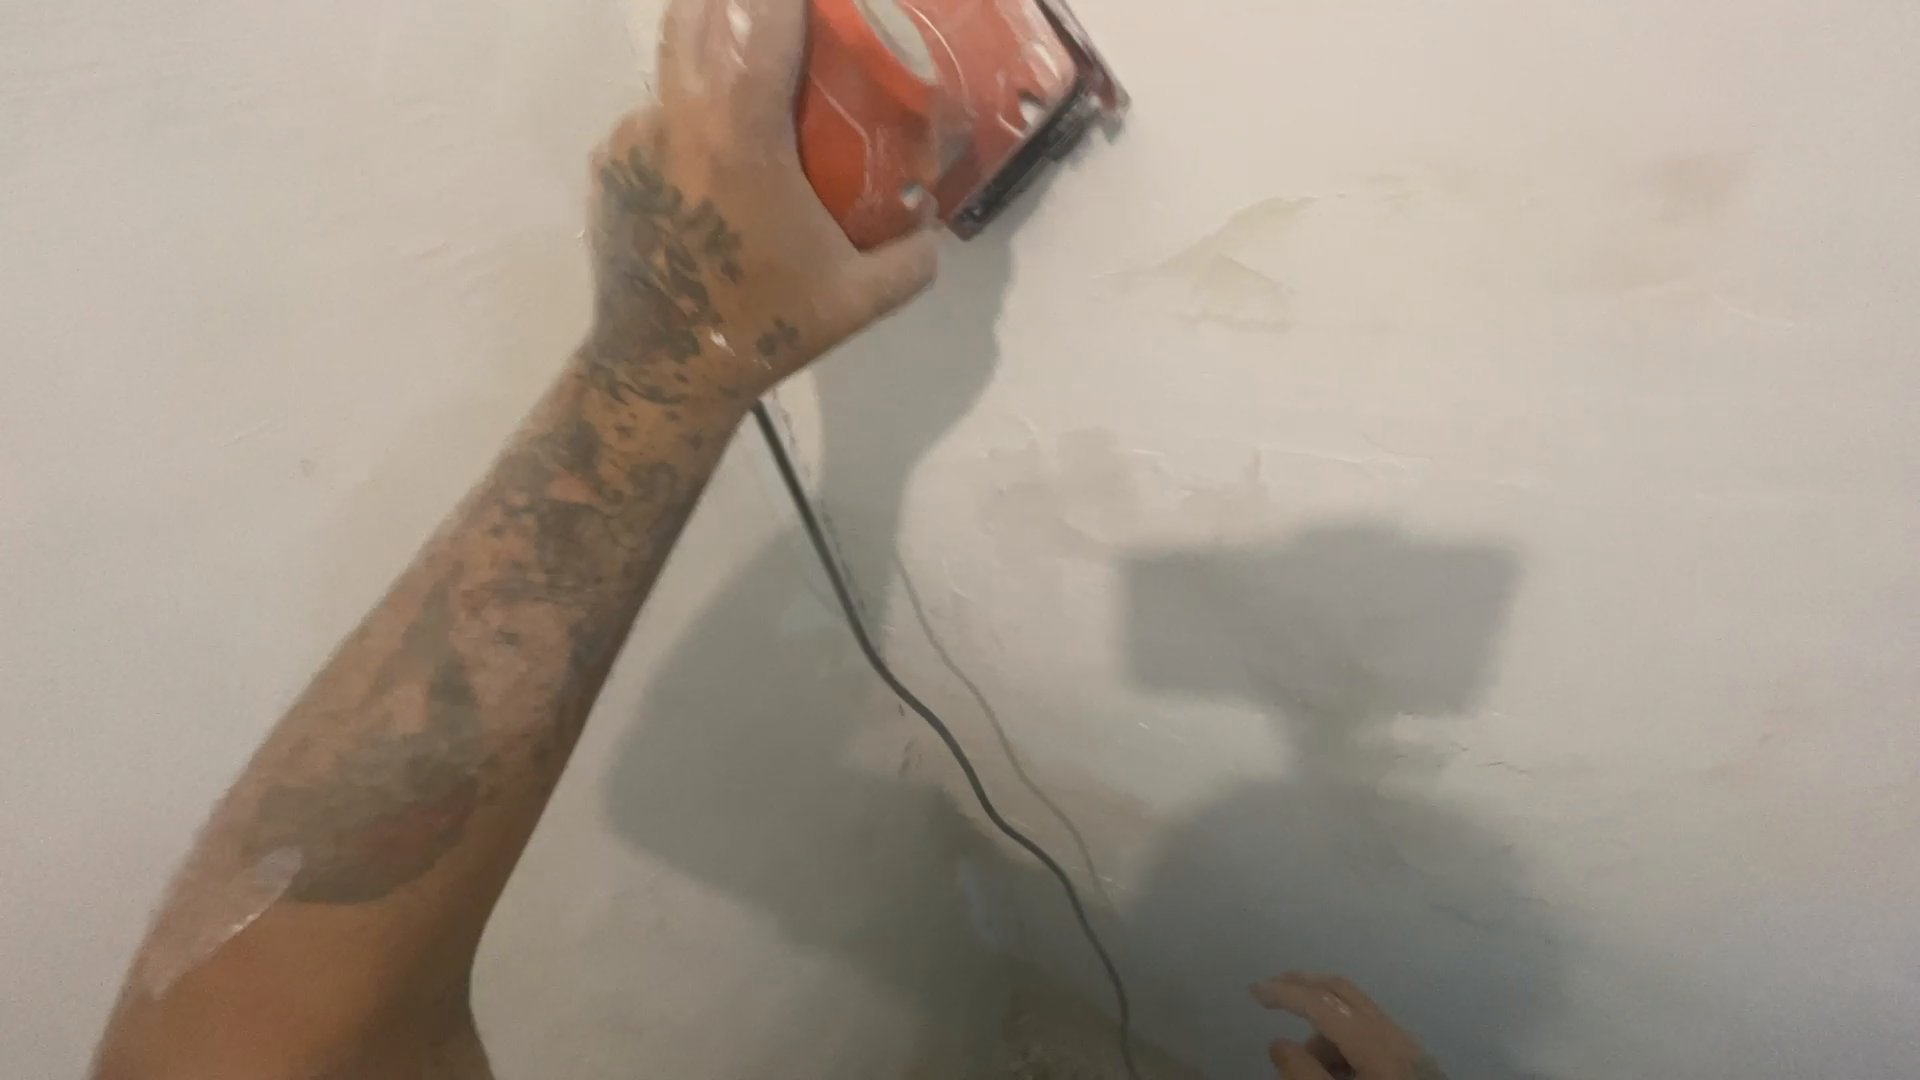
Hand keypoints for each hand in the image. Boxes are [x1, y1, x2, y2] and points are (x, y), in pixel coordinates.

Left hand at [582, 0, 939, 409]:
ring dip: (708, 68)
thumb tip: (934, 233)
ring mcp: (631, 140)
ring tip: (744, 112)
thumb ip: (910, 264)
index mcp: (741, 136)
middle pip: (696, 10)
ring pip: (672, 71)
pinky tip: (709, 178)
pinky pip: (650, 123)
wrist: (667, 369)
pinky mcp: (609, 169)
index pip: (764, 18)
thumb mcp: (856, 303)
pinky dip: (683, 128)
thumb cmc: (764, 329)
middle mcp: (676, 117)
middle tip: (771, 19)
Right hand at [1252, 973, 1448, 1079]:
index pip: (1322, 1002)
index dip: (1284, 993)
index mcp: (1379, 1046)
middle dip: (1303, 987)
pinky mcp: (1417, 1070)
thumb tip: (1279, 1044)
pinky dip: (1343, 1044)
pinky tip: (1333, 1073)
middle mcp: (1398, 1039)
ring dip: (1323, 1025)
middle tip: (1270, 991)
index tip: (1252, 992)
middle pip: (1342, 991)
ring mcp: (1412, 1053)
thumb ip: (1304, 1076)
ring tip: (1304, 1062)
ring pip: (1356, 1016)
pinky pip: (1371, 1039)